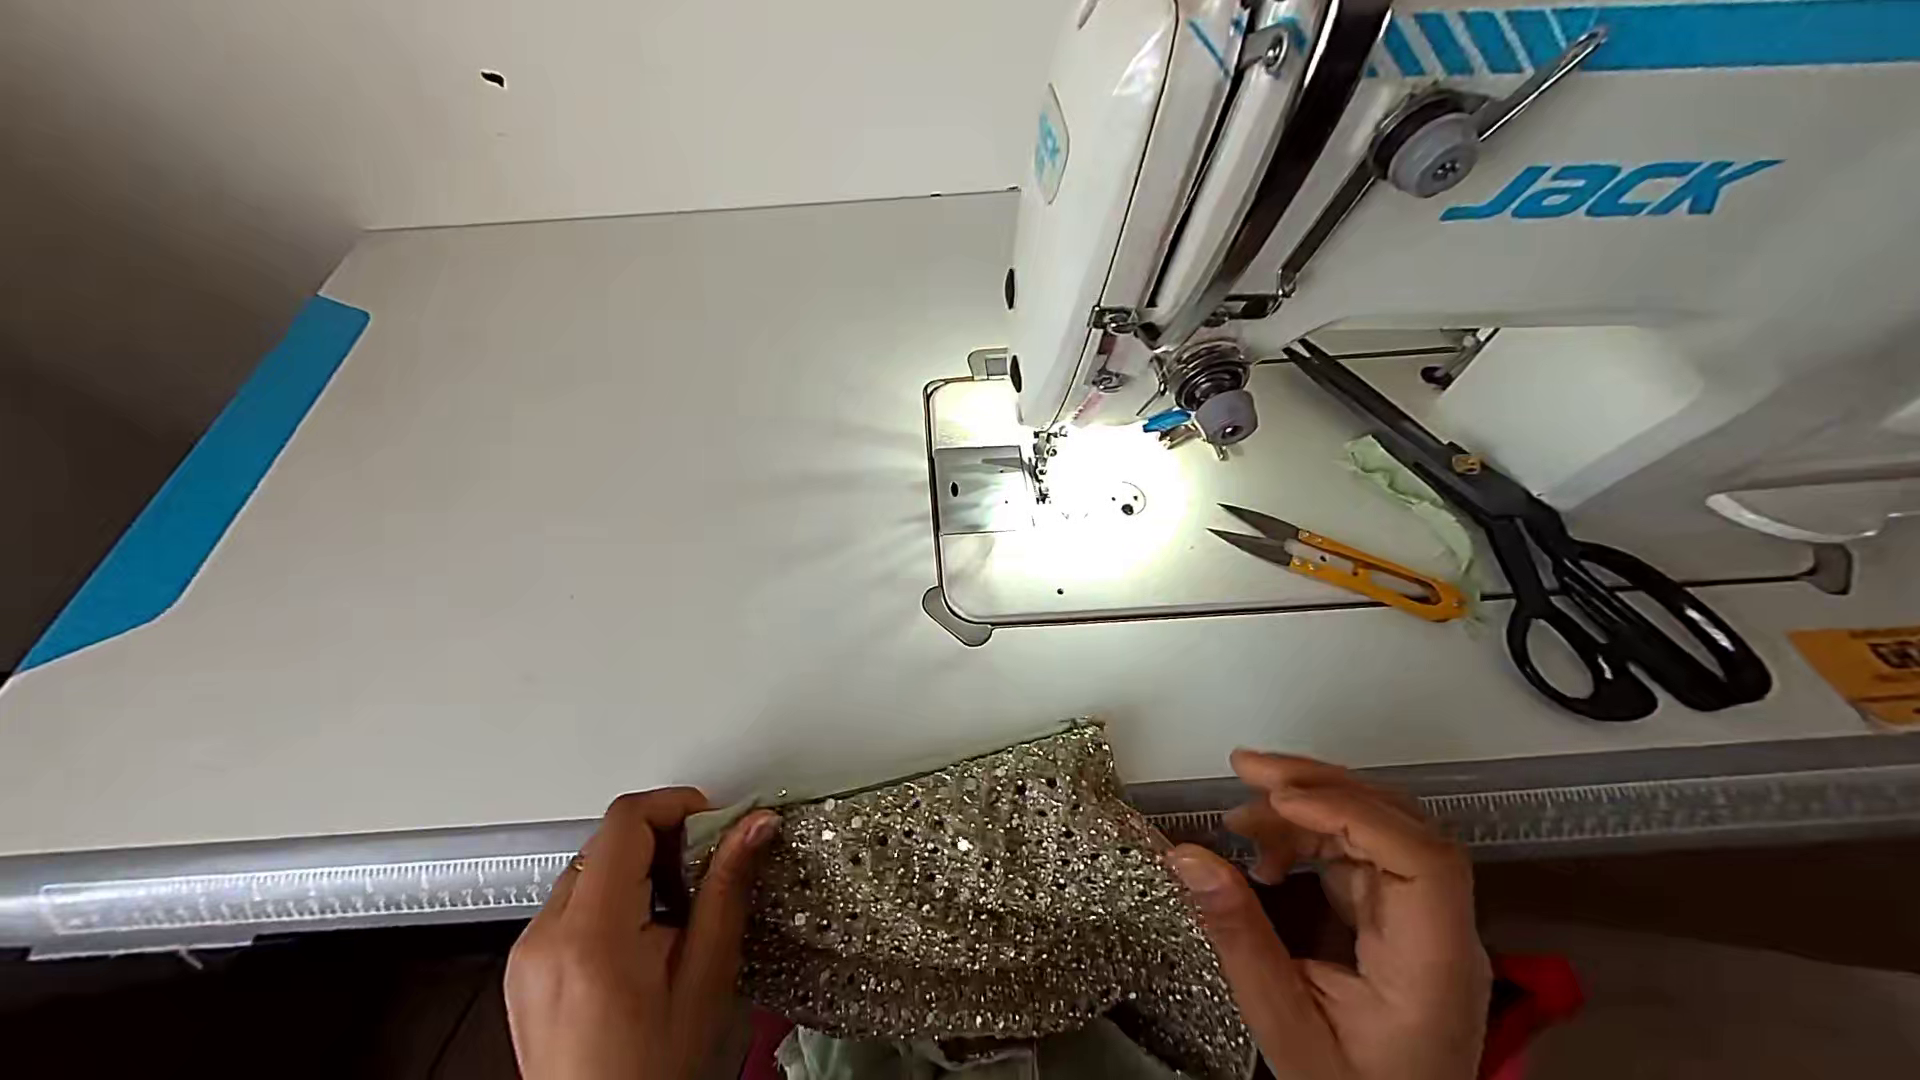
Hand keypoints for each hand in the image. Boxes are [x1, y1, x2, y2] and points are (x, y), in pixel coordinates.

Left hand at [505, 788, 780, 1079]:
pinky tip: (647, 932)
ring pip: (594, 864)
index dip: (676, 805)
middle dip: (665, 837)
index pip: (625, 821)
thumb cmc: (655, 1070)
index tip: (715, 824)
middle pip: (608, 839)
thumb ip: (728, 887)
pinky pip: (575, 897)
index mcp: (590, 936)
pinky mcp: (526, 964)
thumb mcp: (706, 975)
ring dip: (642, 865)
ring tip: (679, 908)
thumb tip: (756, 824)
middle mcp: (544, 935)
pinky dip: (617, 893)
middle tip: (707, 870)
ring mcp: (527, 951)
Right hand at [1169, 752, 1490, 1079]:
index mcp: (1434, 964)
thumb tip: (1186, 856)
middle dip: (1319, 786)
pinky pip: (1357, 850)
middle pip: (1400, 825)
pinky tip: (1264, 854)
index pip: (1422, 860)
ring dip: (1306, 806)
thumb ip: (1239, 938)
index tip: (1277, 798)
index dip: (1353, 811)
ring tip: (1239, 815)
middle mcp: (1442, 930)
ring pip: (1377, 826)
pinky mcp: (1397, 916)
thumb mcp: (1283, 1026)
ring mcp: (1423, 919)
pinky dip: (1306, 836)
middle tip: (1245, 769)